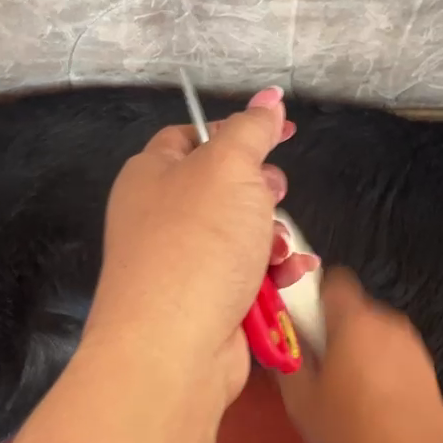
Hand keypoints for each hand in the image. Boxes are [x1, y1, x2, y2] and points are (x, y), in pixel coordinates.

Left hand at [85, 88, 297, 405]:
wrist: (173, 345)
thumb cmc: (196, 243)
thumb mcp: (229, 168)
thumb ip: (252, 130)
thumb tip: (268, 97)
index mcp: (152, 173)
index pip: (195, 135)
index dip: (240, 130)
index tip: (283, 130)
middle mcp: (161, 215)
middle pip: (223, 187)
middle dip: (261, 191)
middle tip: (271, 196)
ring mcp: (181, 262)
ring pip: (241, 233)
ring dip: (272, 237)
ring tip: (277, 249)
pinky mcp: (204, 300)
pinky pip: (246, 273)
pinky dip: (271, 272)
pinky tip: (290, 273)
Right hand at [275, 270, 442, 442]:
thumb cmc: (350, 429)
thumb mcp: (301, 401)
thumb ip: (287, 360)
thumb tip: (283, 339)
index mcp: (353, 320)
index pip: (333, 279)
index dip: (314, 293)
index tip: (302, 321)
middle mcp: (386, 320)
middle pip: (352, 308)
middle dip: (333, 327)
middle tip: (317, 364)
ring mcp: (411, 342)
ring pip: (373, 331)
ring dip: (357, 347)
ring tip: (345, 389)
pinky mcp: (426, 365)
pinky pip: (392, 352)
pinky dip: (380, 365)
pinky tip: (373, 402)